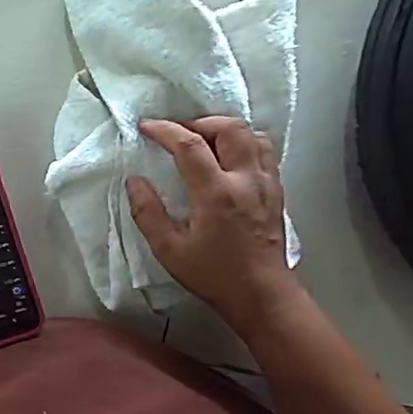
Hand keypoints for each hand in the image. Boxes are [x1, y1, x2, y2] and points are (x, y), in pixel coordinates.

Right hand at [129, 117, 300, 331]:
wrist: (259, 292)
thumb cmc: (211, 273)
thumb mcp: (167, 248)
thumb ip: (148, 212)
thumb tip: (135, 182)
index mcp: (216, 193)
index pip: (190, 146)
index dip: (165, 130)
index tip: (146, 126)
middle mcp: (246, 180)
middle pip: (229, 128)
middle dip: (199, 122)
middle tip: (176, 132)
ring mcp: (267, 182)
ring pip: (253, 134)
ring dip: (224, 129)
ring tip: (202, 139)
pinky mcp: (276, 189)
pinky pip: (264, 150)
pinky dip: (243, 142)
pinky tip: (225, 156)